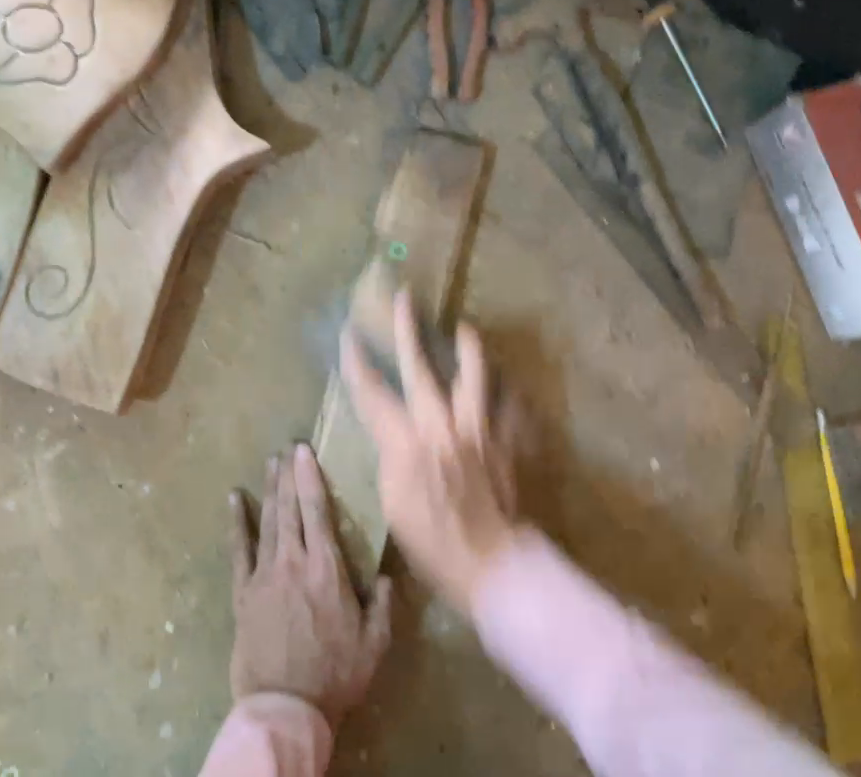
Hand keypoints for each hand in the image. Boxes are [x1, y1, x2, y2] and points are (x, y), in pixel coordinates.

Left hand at [228, 444, 392, 724]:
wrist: (285, 706)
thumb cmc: (336, 674)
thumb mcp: (375, 643)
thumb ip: (383, 605)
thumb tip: (387, 577)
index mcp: (327, 569)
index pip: (318, 511)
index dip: (311, 477)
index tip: (305, 451)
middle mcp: (294, 562)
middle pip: (290, 508)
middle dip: (289, 474)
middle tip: (288, 447)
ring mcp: (264, 575)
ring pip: (268, 521)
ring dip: (269, 489)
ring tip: (271, 462)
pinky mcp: (242, 593)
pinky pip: (238, 549)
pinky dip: (237, 522)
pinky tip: (235, 499)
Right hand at [340, 292, 518, 612]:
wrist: (492, 562)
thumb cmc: (432, 543)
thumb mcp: (393, 501)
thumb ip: (392, 456)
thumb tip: (394, 433)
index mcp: (406, 442)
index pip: (372, 393)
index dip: (356, 362)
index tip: (348, 334)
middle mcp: (442, 424)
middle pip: (421, 367)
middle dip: (408, 329)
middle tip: (405, 297)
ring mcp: (480, 428)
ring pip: (475, 373)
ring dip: (468, 347)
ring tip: (465, 328)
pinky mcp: (509, 440)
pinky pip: (512, 405)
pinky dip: (509, 392)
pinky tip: (508, 385)